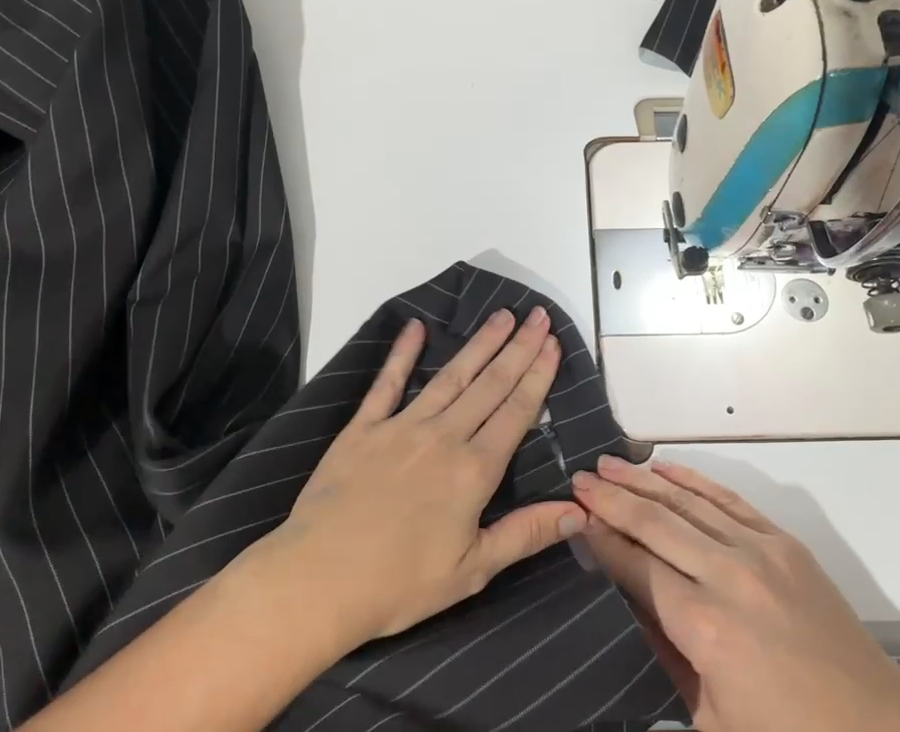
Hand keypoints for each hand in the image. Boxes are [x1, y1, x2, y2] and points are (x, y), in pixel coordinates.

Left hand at [258, 308, 585, 644]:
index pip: (516, 412)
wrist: (318, 580)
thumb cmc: (400, 584)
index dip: (538, 375)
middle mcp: (443, 437)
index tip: (553, 343)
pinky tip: (415, 327)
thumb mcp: (472, 571)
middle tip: (538, 315)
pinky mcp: (362, 429)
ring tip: (501, 314)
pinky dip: (402, 353)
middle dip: (518, 348)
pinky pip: (387, 383)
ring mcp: (400, 427)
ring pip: (450, 376)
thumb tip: (580, 510)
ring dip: (479, 343)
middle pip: (490, 385)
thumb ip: (525, 534)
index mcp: (473, 471)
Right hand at [573, 458, 899, 731]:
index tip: (573, 515)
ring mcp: (760, 551)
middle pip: (655, 523)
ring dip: (644, 481)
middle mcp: (727, 574)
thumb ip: (665, 653)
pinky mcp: (785, 543)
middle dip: (611, 499)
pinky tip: (666, 468)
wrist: (874, 726)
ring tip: (608, 464)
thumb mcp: (709, 718)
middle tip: (578, 478)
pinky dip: (694, 481)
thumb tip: (631, 600)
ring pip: (688, 503)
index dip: (601, 539)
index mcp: (704, 625)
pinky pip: (730, 501)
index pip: (636, 566)